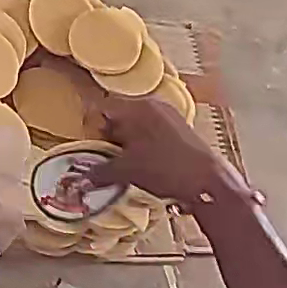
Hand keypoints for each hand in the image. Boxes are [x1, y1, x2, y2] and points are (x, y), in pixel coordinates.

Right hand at [86, 96, 258, 205]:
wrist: (207, 182)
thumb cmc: (164, 169)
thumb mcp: (126, 171)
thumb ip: (99, 172)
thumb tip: (78, 181)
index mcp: (137, 107)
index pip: (102, 107)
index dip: (92, 127)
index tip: (91, 147)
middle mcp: (153, 105)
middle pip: (119, 114)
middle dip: (109, 136)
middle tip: (105, 158)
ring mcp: (169, 115)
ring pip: (136, 124)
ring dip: (125, 142)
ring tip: (124, 164)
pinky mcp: (180, 129)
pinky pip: (151, 131)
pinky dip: (142, 144)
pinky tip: (144, 164)